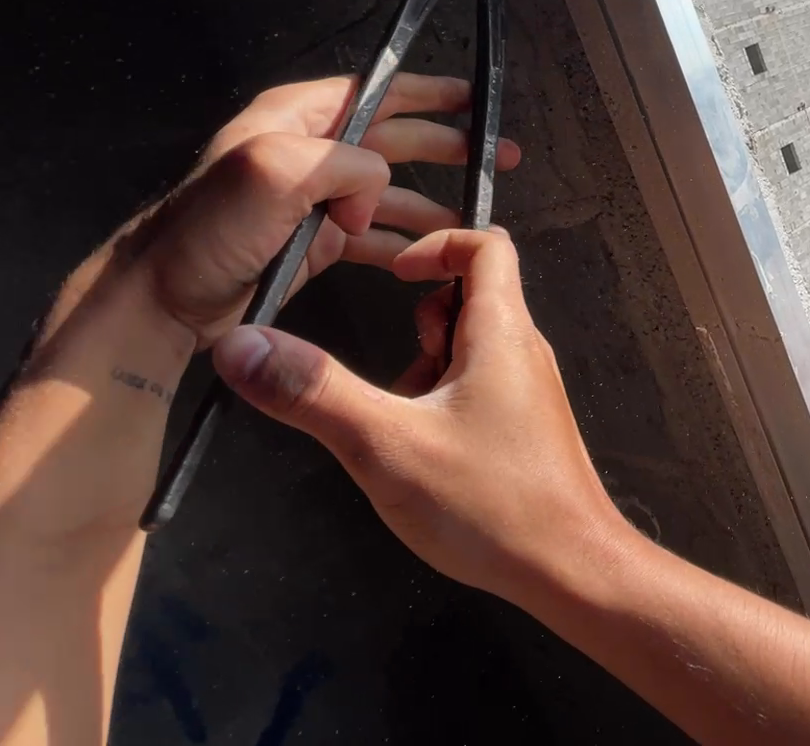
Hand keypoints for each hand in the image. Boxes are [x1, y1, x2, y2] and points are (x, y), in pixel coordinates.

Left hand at [125, 74, 520, 348]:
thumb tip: (374, 192)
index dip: (430, 94)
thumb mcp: (278, 170)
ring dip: (433, 201)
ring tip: (474, 216)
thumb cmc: (214, 229)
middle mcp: (312, 152)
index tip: (473, 100)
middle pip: (395, 139)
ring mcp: (315, 199)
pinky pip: (376, 232)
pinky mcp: (317, 240)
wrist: (165, 299)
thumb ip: (346, 163)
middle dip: (447, 146)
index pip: (378, 91)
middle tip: (498, 157)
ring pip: (391, 190)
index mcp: (300, 119)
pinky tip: (432, 251)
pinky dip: (405, 239)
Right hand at [209, 228, 627, 604]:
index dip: (436, 244)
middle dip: (423, 322)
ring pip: (470, 344)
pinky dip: (444, 399)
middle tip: (403, 382)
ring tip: (414, 427)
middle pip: (472, 294)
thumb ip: (315, 392)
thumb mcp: (387, 445)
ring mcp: (528, 386)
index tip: (392, 274)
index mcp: (503, 329)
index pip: (485, 244)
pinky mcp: (526, 421)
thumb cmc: (487, 501)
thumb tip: (240, 343)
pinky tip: (431, 454)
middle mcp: (523, 347)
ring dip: (428, 368)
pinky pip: (479, 383)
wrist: (569, 566)